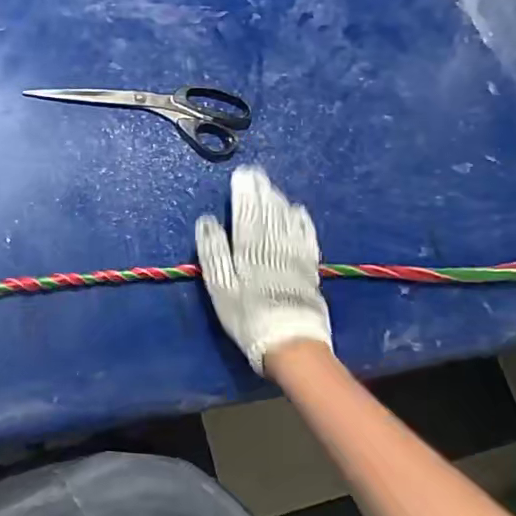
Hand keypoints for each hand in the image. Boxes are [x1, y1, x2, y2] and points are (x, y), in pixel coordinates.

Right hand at [194, 166, 332, 374]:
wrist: (288, 342)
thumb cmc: (245, 316)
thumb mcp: (219, 286)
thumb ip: (213, 252)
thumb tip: (207, 221)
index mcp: (248, 250)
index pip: (245, 214)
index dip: (243, 194)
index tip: (241, 175)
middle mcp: (273, 247)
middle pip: (267, 213)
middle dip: (261, 192)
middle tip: (256, 173)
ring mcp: (295, 257)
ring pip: (286, 221)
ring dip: (278, 202)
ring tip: (271, 187)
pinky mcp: (309, 269)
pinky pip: (306, 238)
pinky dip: (302, 222)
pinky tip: (298, 211)